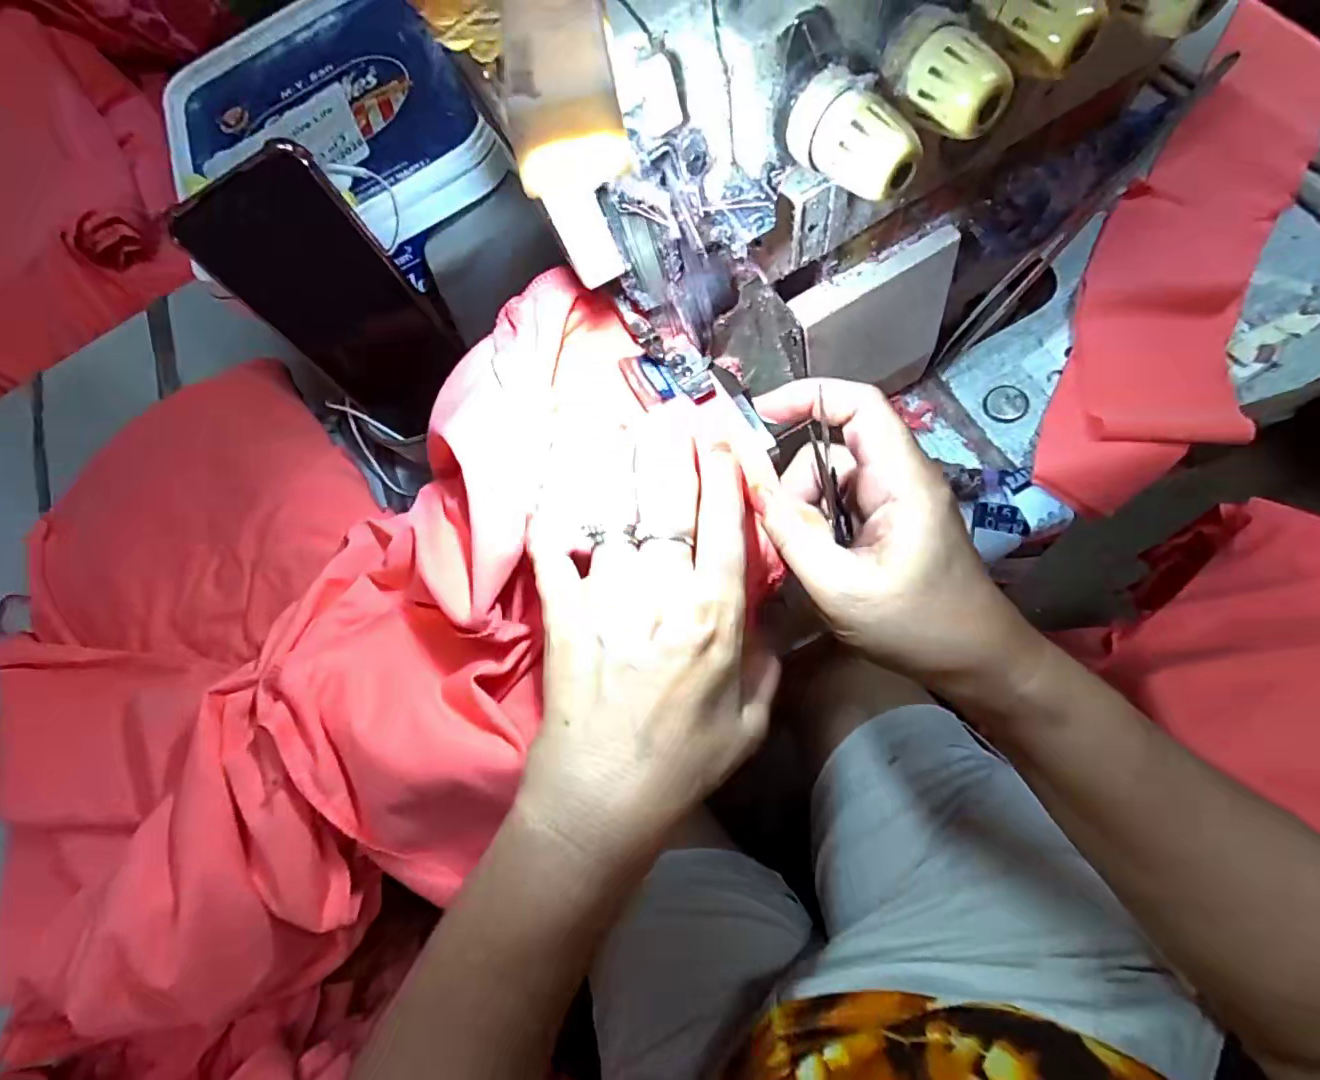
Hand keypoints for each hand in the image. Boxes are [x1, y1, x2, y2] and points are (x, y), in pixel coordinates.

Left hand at [520, 403, 778, 862]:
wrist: (604, 798)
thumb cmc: (685, 763)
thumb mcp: (752, 721)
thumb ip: (768, 663)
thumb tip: (769, 618)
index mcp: (715, 616)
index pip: (724, 527)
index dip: (724, 476)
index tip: (720, 440)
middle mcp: (663, 594)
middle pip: (669, 505)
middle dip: (672, 452)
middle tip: (670, 414)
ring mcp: (608, 599)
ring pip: (613, 517)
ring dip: (617, 469)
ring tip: (617, 429)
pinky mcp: (563, 615)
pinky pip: (554, 555)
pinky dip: (550, 522)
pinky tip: (550, 492)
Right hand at [746, 379, 1031, 693]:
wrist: (972, 660)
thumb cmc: (919, 626)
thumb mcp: (843, 589)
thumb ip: (794, 536)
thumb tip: (754, 492)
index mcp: (902, 480)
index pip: (859, 405)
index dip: (809, 395)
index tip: (762, 413)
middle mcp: (899, 479)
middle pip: (830, 452)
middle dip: (795, 487)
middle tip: (781, 537)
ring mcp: (893, 502)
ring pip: (828, 483)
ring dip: (803, 514)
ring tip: (804, 562)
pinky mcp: (887, 523)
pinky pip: (838, 508)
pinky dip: (816, 528)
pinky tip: (815, 564)